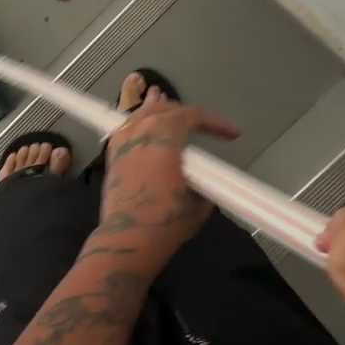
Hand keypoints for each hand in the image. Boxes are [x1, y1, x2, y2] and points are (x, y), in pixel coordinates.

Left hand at [87, 88, 240, 265]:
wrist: (129, 235)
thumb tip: (204, 173)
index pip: (193, 115)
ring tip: (172, 109)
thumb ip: (205, 177)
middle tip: (207, 127)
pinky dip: (142, 121)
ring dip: (162, 112)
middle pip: (166, 109)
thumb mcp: (201, 198)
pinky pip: (129, 126)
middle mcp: (140, 128)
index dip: (216, 122)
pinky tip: (145, 122)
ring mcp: (122, 137)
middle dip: (188, 114)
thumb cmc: (168, 217)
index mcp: (163, 134)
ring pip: (144, 113)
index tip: (232, 134)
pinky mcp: (112, 151)